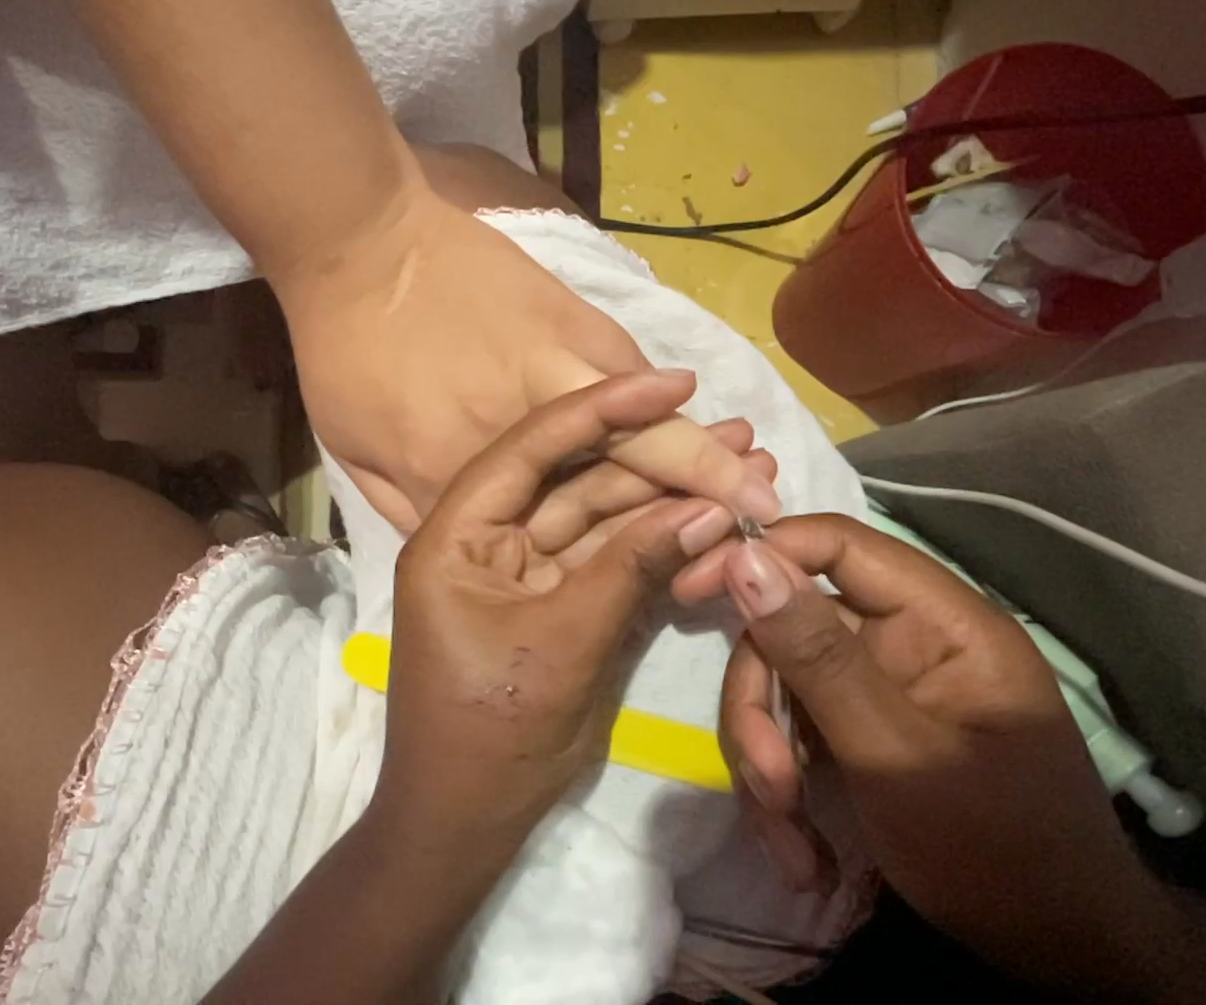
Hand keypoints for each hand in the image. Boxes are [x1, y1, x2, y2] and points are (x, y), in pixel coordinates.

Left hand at [281, 189, 782, 532]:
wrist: (357, 240)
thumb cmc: (345, 351)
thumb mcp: (352, 448)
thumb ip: (410, 503)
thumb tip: (473, 543)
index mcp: (464, 466)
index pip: (557, 523)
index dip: (632, 540)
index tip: (685, 551)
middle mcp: (527, 423)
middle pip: (631, 467)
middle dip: (706, 488)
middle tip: (768, 508)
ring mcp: (558, 365)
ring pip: (645, 419)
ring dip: (704, 443)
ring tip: (755, 462)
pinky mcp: (575, 319)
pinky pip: (630, 370)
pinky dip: (663, 398)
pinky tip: (695, 413)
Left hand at [372, 369, 772, 850]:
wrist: (469, 821)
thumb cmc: (491, 730)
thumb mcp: (563, 642)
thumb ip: (632, 567)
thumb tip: (709, 508)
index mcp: (460, 532)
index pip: (535, 446)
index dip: (605, 408)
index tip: (675, 384)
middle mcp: (492, 538)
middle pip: (579, 480)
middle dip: (656, 459)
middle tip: (736, 437)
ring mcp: (530, 571)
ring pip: (604, 521)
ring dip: (668, 500)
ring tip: (744, 471)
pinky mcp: (562, 603)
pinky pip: (613, 563)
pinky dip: (660, 548)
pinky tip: (712, 524)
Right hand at [674, 514, 1174, 987]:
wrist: (1058, 962)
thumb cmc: (997, 852)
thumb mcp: (895, 753)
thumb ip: (817, 655)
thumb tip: (745, 559)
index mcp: (939, 622)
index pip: (835, 546)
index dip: (759, 555)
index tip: (689, 589)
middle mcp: (904, 643)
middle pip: (789, 629)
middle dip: (763, 709)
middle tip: (769, 783)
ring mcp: (877, 691)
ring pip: (779, 688)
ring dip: (767, 765)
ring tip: (791, 841)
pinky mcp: (856, 736)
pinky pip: (791, 734)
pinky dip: (782, 792)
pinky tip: (803, 853)